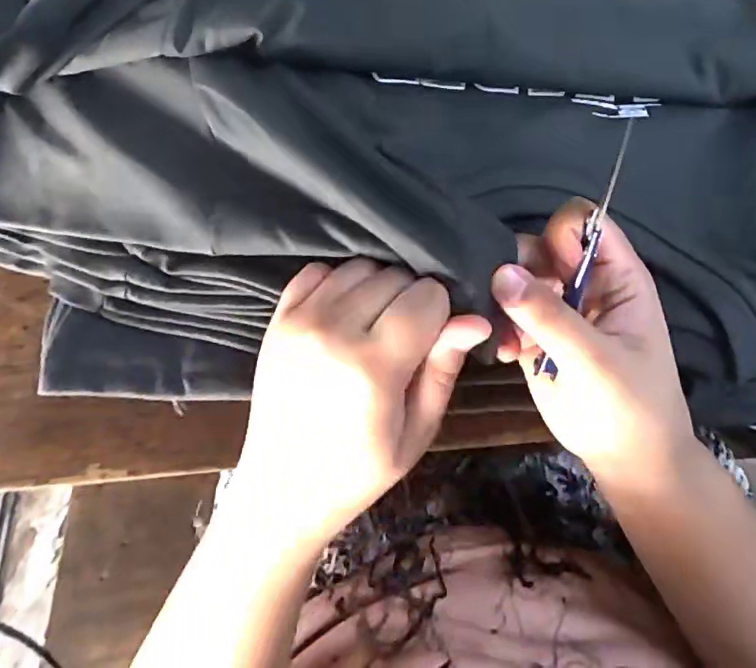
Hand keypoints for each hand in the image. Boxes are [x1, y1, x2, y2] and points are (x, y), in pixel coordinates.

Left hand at [228, 260, 491, 547]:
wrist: (281, 490)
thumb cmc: (359, 470)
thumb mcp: (416, 431)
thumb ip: (443, 368)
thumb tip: (477, 319)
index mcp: (373, 367)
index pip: (428, 295)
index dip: (440, 314)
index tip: (432, 341)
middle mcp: (333, 332)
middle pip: (397, 275)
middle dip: (411, 300)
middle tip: (404, 340)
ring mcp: (299, 321)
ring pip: (361, 266)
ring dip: (376, 288)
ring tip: (373, 326)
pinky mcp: (277, 318)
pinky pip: (319, 270)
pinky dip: (338, 283)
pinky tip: (343, 315)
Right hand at [493, 201, 697, 489]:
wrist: (629, 464)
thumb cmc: (630, 407)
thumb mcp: (595, 360)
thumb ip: (549, 315)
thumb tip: (500, 271)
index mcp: (616, 275)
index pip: (584, 222)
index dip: (561, 237)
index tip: (550, 274)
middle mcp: (586, 282)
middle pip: (542, 245)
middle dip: (523, 271)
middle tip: (518, 310)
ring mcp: (560, 307)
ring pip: (518, 275)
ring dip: (505, 301)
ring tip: (510, 337)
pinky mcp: (537, 333)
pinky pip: (507, 310)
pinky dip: (500, 326)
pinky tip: (504, 352)